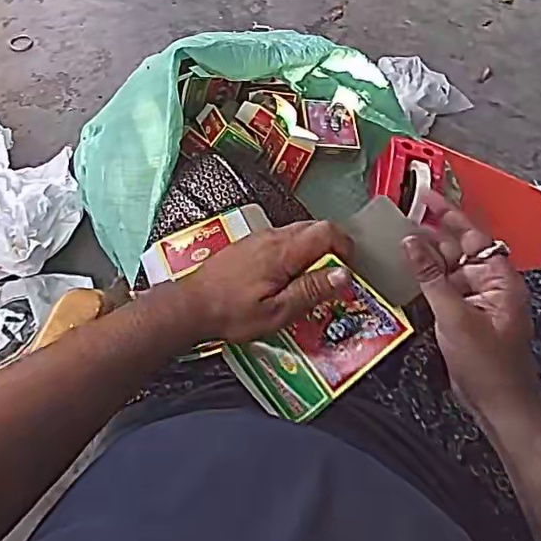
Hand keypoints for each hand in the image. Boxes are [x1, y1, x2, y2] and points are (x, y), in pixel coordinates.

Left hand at [165, 221, 353, 344]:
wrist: (191, 306)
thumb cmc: (231, 312)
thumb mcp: (278, 312)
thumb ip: (312, 290)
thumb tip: (343, 275)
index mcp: (282, 251)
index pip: (327, 231)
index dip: (346, 247)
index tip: (349, 271)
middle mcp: (270, 237)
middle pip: (314, 228)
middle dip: (332, 250)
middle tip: (335, 280)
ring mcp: (258, 238)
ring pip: (297, 233)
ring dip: (312, 252)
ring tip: (312, 283)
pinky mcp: (248, 245)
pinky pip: (280, 241)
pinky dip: (294, 254)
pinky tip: (287, 280)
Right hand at [404, 191, 540, 425]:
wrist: (501, 407)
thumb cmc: (491, 367)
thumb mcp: (454, 316)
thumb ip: (430, 276)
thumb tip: (410, 242)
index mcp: (499, 280)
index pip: (473, 235)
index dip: (449, 213)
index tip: (426, 196)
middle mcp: (489, 286)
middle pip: (457, 249)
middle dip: (430, 236)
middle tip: (400, 222)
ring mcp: (476, 301)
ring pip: (447, 268)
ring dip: (424, 258)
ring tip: (397, 247)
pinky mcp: (463, 315)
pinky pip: (441, 287)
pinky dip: (424, 279)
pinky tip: (405, 275)